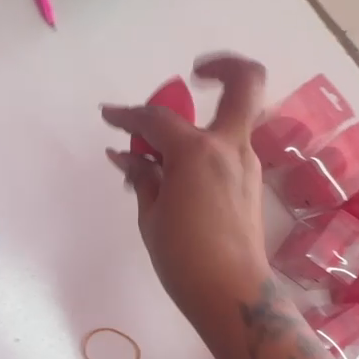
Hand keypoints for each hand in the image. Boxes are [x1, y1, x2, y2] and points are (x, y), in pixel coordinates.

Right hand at [101, 53, 273, 311]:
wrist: (229, 291)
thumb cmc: (183, 258)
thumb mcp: (152, 217)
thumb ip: (144, 178)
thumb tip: (129, 157)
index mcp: (197, 152)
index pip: (157, 119)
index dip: (128, 115)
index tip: (109, 116)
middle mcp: (228, 146)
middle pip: (243, 82)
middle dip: (222, 67)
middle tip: (195, 75)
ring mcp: (245, 163)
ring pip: (232, 120)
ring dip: (203, 123)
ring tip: (165, 156)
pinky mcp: (250, 184)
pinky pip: (226, 151)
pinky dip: (204, 152)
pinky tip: (179, 179)